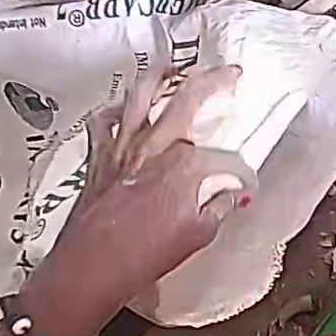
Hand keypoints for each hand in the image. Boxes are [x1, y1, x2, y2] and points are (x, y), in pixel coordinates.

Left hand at [16, 65, 254, 335]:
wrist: (92, 267)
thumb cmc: (144, 256)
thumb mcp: (198, 235)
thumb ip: (219, 207)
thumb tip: (230, 195)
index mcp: (186, 165)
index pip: (226, 157)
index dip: (241, 170)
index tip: (243, 182)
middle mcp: (156, 145)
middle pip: (190, 95)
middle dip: (217, 79)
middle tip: (229, 74)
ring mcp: (125, 145)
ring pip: (143, 91)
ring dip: (164, 73)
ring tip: (177, 68)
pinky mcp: (101, 153)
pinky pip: (107, 118)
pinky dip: (118, 108)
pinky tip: (127, 109)